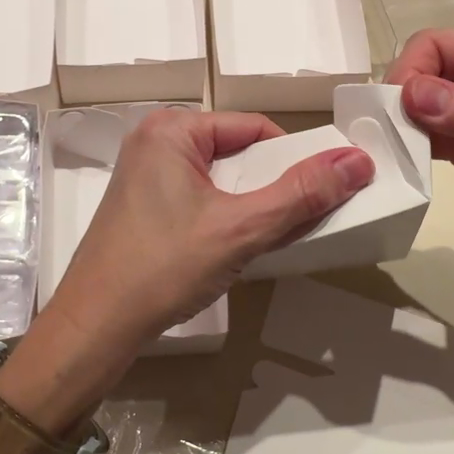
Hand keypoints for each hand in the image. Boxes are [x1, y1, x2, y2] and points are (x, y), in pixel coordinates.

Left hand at [46, 109, 374, 348]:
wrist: (96, 325)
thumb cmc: (164, 267)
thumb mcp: (240, 229)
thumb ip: (300, 195)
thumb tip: (357, 161)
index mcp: (172, 130)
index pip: (255, 128)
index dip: (295, 158)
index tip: (324, 191)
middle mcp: (155, 142)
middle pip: (237, 151)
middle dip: (273, 184)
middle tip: (304, 219)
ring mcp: (145, 175)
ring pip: (220, 179)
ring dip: (252, 204)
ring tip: (275, 236)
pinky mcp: (143, 206)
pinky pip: (199, 198)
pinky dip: (226, 217)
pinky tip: (240, 247)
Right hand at [384, 28, 453, 260]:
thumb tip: (412, 94)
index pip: (437, 45)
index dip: (411, 70)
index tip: (395, 110)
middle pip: (421, 75)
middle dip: (397, 100)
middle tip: (381, 138)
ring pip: (418, 111)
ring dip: (398, 129)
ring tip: (383, 156)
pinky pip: (428, 145)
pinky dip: (410, 154)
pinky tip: (399, 169)